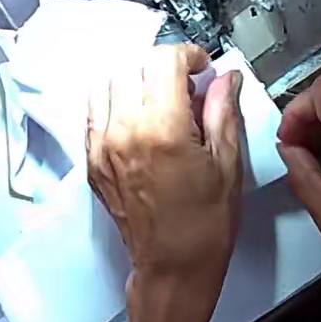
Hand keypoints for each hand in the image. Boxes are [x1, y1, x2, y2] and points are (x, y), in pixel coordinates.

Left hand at [88, 44, 243, 321]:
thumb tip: (226, 80)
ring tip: (160, 99)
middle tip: (184, 83)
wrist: (172, 267)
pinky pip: (95, 112)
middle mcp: (125, 132)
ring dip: (135, 79)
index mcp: (163, 130)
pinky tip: (140, 118)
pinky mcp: (93, 160)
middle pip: (132, 64)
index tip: (201, 65)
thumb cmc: (203, 226)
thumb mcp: (227, 165)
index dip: (188, 54)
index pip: (164, 61)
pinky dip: (115, 101)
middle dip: (161, 64)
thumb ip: (224, 112)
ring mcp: (103, 146)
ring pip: (107, 82)